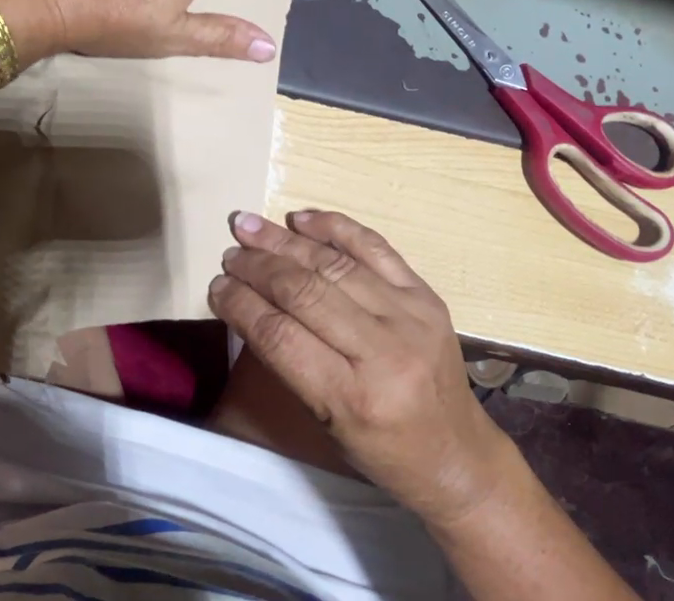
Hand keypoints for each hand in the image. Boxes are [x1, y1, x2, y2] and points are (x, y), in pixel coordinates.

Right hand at [208, 210, 512, 525]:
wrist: (457, 455)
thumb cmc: (380, 449)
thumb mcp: (323, 421)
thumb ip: (286, 359)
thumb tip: (243, 300)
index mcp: (351, 397)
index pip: (280, 335)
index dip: (241, 304)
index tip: (216, 286)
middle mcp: (383, 352)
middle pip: (305, 292)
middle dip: (258, 267)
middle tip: (230, 254)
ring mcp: (410, 318)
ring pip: (334, 265)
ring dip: (285, 241)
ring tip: (249, 227)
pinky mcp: (427, 296)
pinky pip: (375, 249)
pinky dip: (335, 228)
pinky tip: (302, 219)